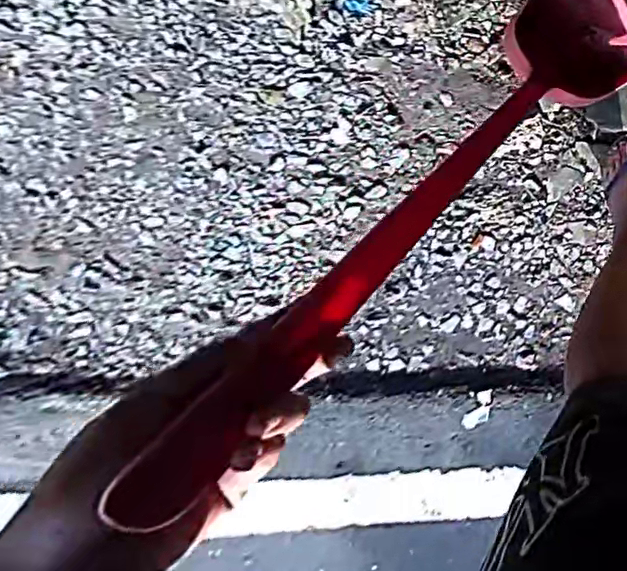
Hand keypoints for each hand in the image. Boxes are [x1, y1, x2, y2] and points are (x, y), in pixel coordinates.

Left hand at [0, 322, 348, 570]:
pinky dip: (263, 451)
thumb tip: (257, 337)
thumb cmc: (78, 491)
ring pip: (285, 411)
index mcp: (189, 391)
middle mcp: (214, 413)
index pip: (250, 347)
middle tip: (332, 353)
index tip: (325, 309)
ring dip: (280, 412)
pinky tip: (241, 461)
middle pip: (280, 374)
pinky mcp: (238, 480)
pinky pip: (271, 453)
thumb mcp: (135, 413)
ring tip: (256, 427)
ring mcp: (228, 446)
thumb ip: (200, 373)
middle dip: (310, 361)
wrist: (66, 567)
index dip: (290, 327)